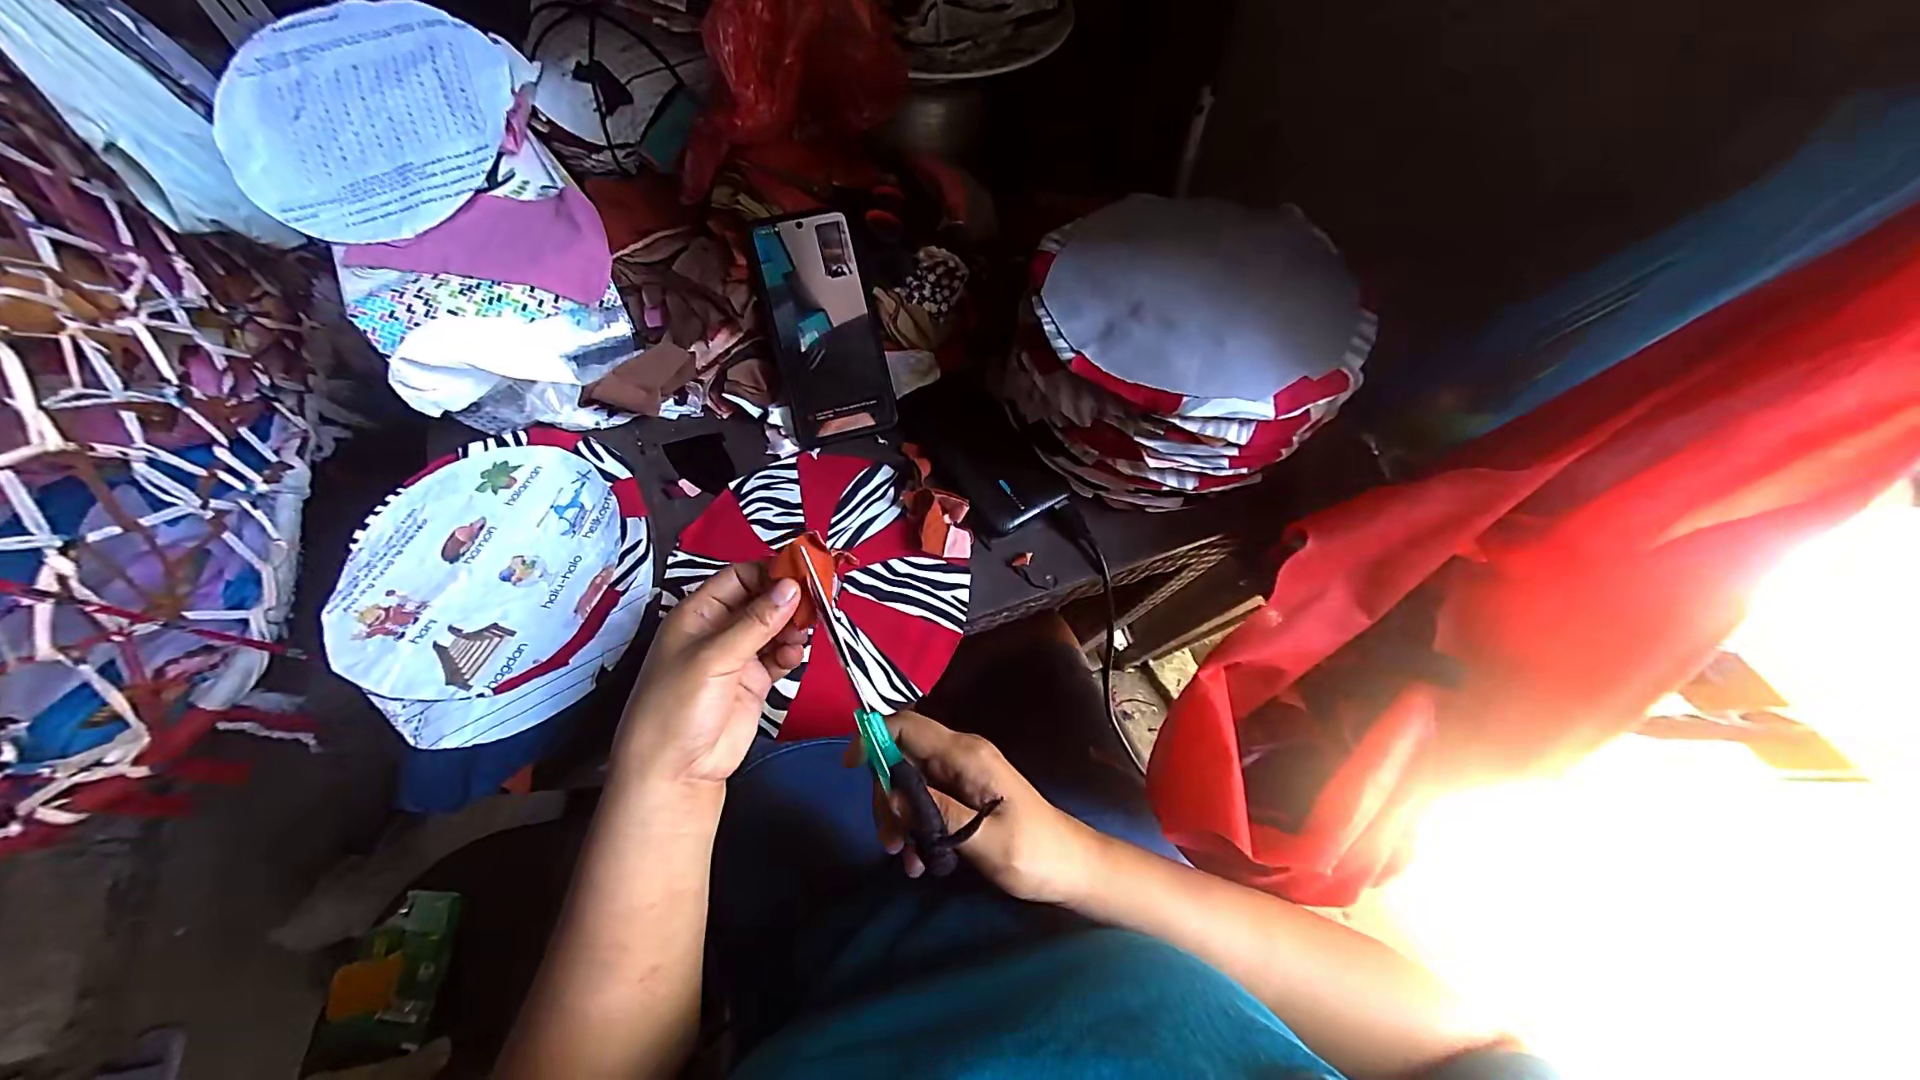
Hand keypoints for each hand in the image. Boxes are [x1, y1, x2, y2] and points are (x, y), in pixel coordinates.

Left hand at [617, 562, 805, 787]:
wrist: (676, 773)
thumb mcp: (714, 658)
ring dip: (793, 626)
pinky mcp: (755, 680)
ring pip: (776, 626)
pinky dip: (791, 652)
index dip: (771, 572)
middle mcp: (719, 630)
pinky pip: (781, 654)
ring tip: (803, 633)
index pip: (740, 577)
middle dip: (789, 599)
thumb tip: (791, 587)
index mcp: (698, 614)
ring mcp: (738, 656)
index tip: (804, 572)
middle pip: (763, 599)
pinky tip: (793, 656)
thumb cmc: (675, 709)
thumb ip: (756, 622)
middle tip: (817, 600)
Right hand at [852, 711, 1100, 903]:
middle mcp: (961, 755)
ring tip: (908, 860)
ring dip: (899, 818)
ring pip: (909, 782)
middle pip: (901, 756)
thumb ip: (936, 810)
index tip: (851, 768)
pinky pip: (925, 800)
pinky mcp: (964, 794)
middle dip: (885, 796)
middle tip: (889, 843)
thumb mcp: (983, 838)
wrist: (1072, 867)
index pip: (908, 726)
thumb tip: (892, 790)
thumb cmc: (1034, 853)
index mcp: (967, 754)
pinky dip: (915, 826)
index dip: (874, 736)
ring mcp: (963, 775)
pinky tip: (921, 861)